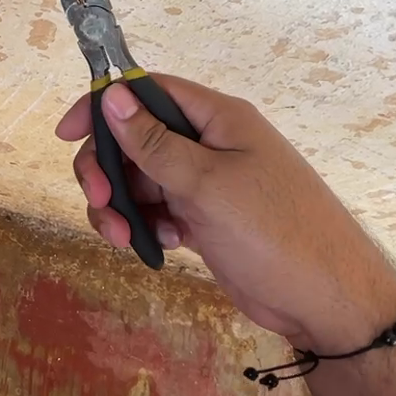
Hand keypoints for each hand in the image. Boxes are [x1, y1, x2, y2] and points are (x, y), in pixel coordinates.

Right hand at [56, 75, 395, 353]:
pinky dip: (144, 224)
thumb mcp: (208, 184)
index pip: (146, 91)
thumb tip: (110, 94)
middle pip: (134, 138)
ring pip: (139, 178)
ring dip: (120, 203)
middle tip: (99, 200)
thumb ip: (154, 141)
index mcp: (215, 118)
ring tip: (121, 236)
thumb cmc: (273, 232)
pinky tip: (155, 246)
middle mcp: (207, 143)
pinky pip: (155, 209)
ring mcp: (203, 182)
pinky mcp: (201, 218)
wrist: (327, 303)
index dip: (103, 105)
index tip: (67, 133)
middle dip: (107, 168)